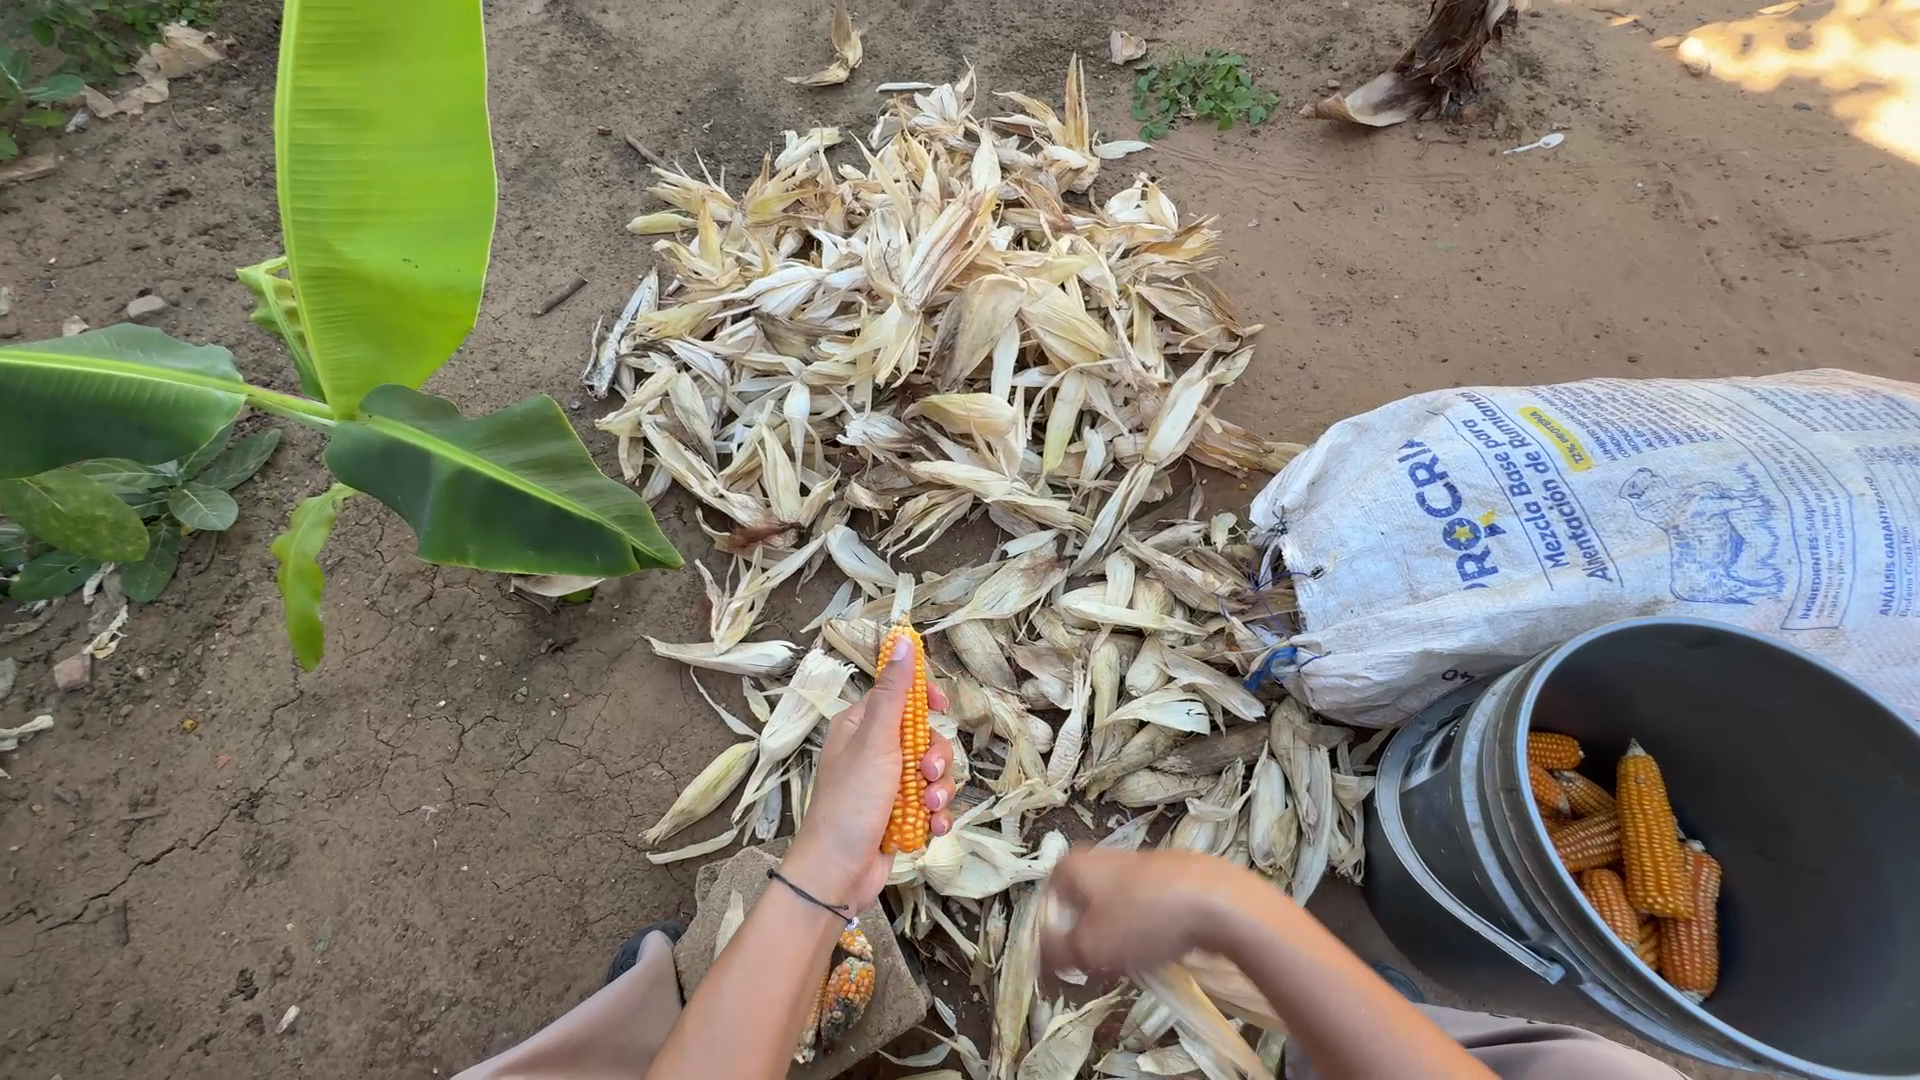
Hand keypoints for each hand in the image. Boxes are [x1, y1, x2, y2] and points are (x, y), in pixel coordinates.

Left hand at [786, 634, 957, 913]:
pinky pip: (933, 804)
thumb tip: (903, 640)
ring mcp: (889, 785)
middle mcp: (875, 751)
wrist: (836, 874)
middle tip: (926, 775)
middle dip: (935, 758)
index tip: (943, 707)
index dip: (925, 699)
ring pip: (934, 772)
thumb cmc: (850, 801)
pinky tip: (932, 828)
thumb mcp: (875, 741)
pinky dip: (936, 815)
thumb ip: (895, 693)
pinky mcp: (901, 815)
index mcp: (862, 726)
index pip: (900, 696)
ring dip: (939, 790)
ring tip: (928, 808)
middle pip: (925, 736)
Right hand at [1040, 849, 1267, 974]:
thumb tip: (1040, 959)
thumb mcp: (1088, 947)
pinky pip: (1143, 911)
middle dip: (1089, 941)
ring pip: (1113, 912)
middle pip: (1080, 910)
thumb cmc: (1140, 918)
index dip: (1053, 943)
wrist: (1213, 899)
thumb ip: (1055, 954)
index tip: (1068, 969)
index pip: (1046, 909)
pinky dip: (1147, 931)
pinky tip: (1162, 947)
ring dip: (1118, 940)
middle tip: (1102, 967)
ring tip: (1136, 961)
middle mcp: (1098, 857)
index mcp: (1072, 866)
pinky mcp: (1164, 877)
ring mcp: (1134, 864)